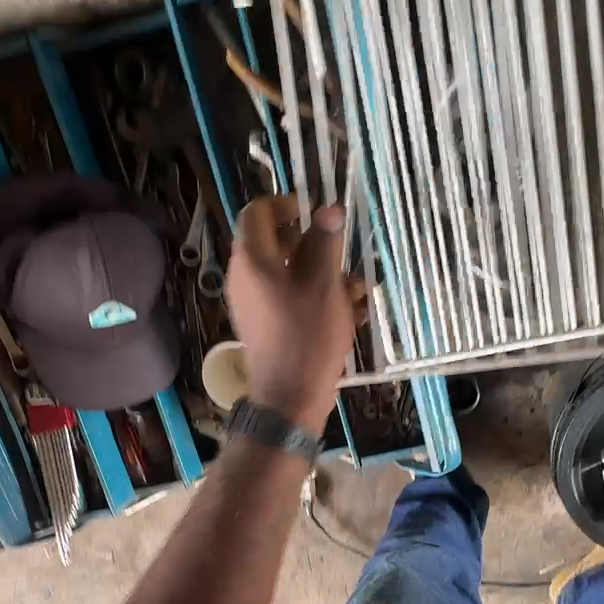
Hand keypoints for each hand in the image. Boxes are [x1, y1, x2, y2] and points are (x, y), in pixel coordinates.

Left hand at [225, 195, 359, 430]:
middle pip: (275, 243)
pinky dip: (316, 298)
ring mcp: (253, 304)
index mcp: (252, 259)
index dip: (287, 205)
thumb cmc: (308, 337)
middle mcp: (245, 277)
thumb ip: (326, 243)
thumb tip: (330, 210)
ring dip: (323, 274)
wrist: (290, 398)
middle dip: (314, 244)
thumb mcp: (325, 285)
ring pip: (288, 273)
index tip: (317, 214)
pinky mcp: (266, 325)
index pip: (258, 212)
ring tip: (358, 289)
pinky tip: (351, 312)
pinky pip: (289, 299)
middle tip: (343, 253)